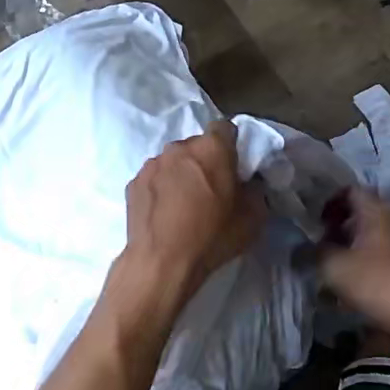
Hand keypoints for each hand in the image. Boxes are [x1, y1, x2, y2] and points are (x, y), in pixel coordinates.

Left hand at [118, 120, 265, 317]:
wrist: (161, 262)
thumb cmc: (211, 237)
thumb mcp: (252, 219)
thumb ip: (255, 192)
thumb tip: (250, 184)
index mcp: (212, 149)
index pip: (224, 127)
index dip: (230, 143)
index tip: (232, 164)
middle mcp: (178, 148)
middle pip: (196, 146)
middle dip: (204, 161)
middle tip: (210, 189)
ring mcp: (152, 164)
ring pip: (172, 161)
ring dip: (180, 174)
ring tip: (183, 204)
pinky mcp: (133, 182)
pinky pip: (154, 178)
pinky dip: (160, 188)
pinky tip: (164, 213)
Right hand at [320, 187, 389, 333]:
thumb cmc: (380, 283)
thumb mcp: (334, 267)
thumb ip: (314, 253)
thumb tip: (303, 248)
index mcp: (376, 212)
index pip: (351, 190)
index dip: (330, 201)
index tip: (315, 221)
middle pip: (362, 216)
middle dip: (338, 229)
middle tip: (319, 246)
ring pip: (372, 240)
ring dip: (351, 250)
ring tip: (333, 271)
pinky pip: (384, 260)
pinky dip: (367, 267)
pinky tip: (356, 290)